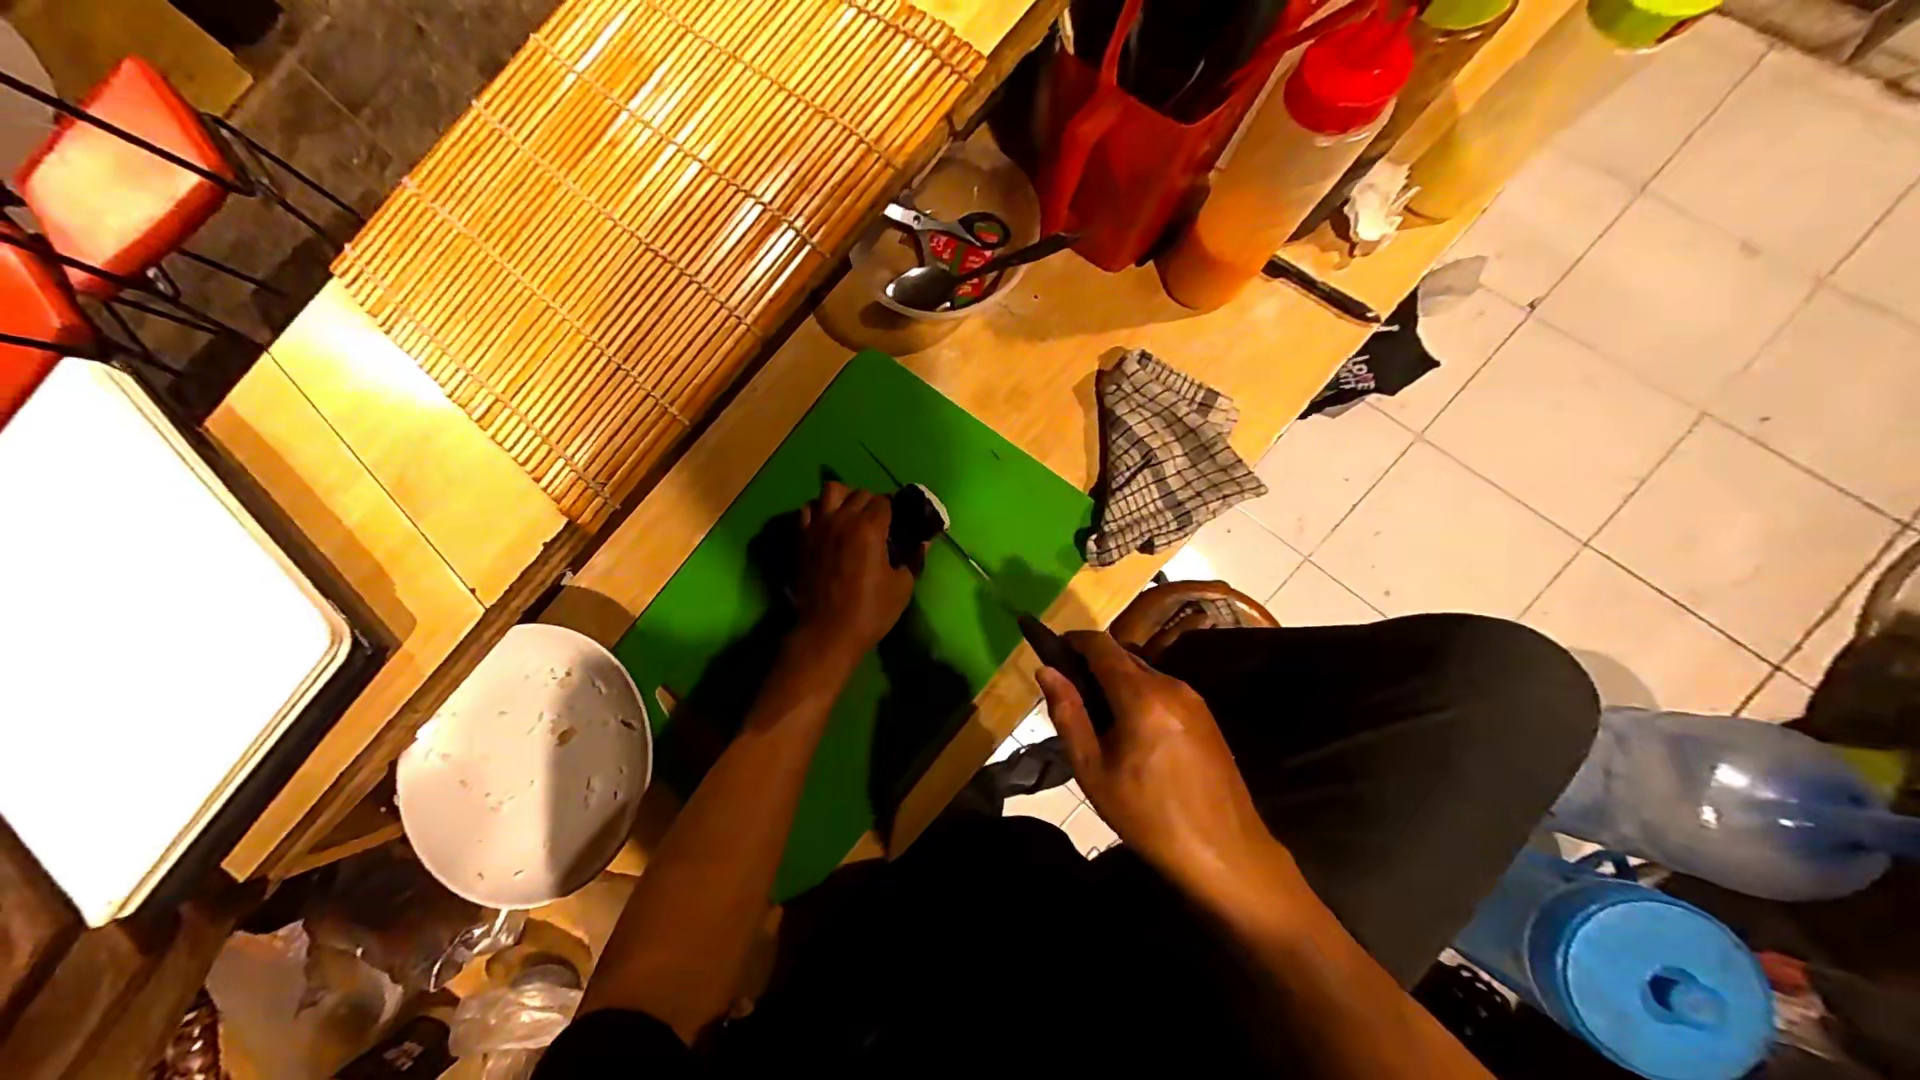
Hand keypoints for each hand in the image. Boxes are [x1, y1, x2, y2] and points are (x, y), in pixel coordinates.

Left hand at [794, 481, 916, 662]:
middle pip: (860, 493)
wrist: (827, 633)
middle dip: (872, 503)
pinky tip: (829, 526)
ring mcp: (818, 527)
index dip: (894, 511)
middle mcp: (842, 519)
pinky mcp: (802, 539)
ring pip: (831, 491)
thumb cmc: (869, 611)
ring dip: (845, 498)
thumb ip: (912, 558)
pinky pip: (808, 510)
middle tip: (878, 525)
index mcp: (869, 528)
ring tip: (851, 516)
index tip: (898, 526)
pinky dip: (820, 511)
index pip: (885, 500)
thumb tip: (923, 543)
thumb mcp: (902, 587)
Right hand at [1038, 632, 1280, 896]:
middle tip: (1070, 700)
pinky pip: (1163, 692)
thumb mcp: (1093, 771)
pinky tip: (1133, 736)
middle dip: (1093, 667)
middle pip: (1123, 657)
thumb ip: (1068, 715)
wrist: (1226, 853)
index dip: (1073, 641)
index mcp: (1142, 696)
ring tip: (1099, 724)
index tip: (1051, 652)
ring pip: (1143, 675)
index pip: (1101, 645)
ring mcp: (1194, 699)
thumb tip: (1046, 671)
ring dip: (1117, 685)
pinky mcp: (1206, 716)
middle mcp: (1171, 685)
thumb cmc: (1148, 817)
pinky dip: (1139, 699)